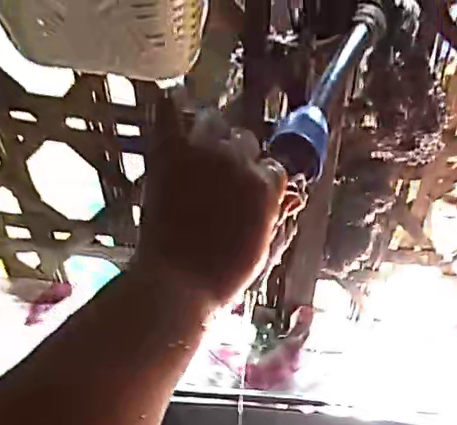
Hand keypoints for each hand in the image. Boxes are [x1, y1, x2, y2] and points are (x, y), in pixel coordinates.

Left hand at [131, 92, 289, 309]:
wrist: (176, 286)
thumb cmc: (220, 280)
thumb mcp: (261, 254)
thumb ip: (275, 220)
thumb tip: (288, 200)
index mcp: (265, 186)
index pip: (272, 168)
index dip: (260, 182)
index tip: (248, 195)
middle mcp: (238, 160)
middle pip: (244, 141)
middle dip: (238, 160)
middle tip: (221, 185)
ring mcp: (201, 152)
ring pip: (213, 121)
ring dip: (210, 136)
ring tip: (199, 159)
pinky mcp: (167, 153)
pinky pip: (168, 110)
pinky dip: (171, 107)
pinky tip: (172, 107)